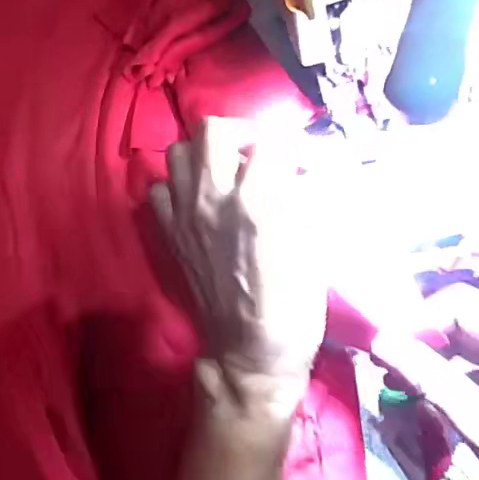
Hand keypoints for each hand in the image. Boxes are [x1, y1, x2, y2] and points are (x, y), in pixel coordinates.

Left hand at [151, 117, 323, 418]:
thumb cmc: (294, 305)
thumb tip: (303, 167)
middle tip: (258, 150)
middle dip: (241, 131)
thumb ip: (307, 196)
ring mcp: (184, 212)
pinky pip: (160, 188)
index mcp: (258, 201)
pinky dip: (178, 184)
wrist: (248, 351)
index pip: (271, 138)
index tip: (302, 155)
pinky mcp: (167, 231)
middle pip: (213, 129)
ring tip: (226, 170)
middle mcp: (213, 197)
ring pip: (179, 151)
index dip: (293, 141)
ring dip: (204, 152)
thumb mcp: (318, 246)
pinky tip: (198, 197)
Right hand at [362, 231, 478, 479]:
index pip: (458, 303)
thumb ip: (427, 376)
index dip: (416, 322)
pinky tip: (436, 394)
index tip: (384, 350)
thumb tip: (379, 340)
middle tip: (387, 364)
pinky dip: (458, 372)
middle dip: (422, 337)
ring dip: (436, 355)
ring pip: (474, 339)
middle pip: (465, 317)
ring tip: (403, 379)